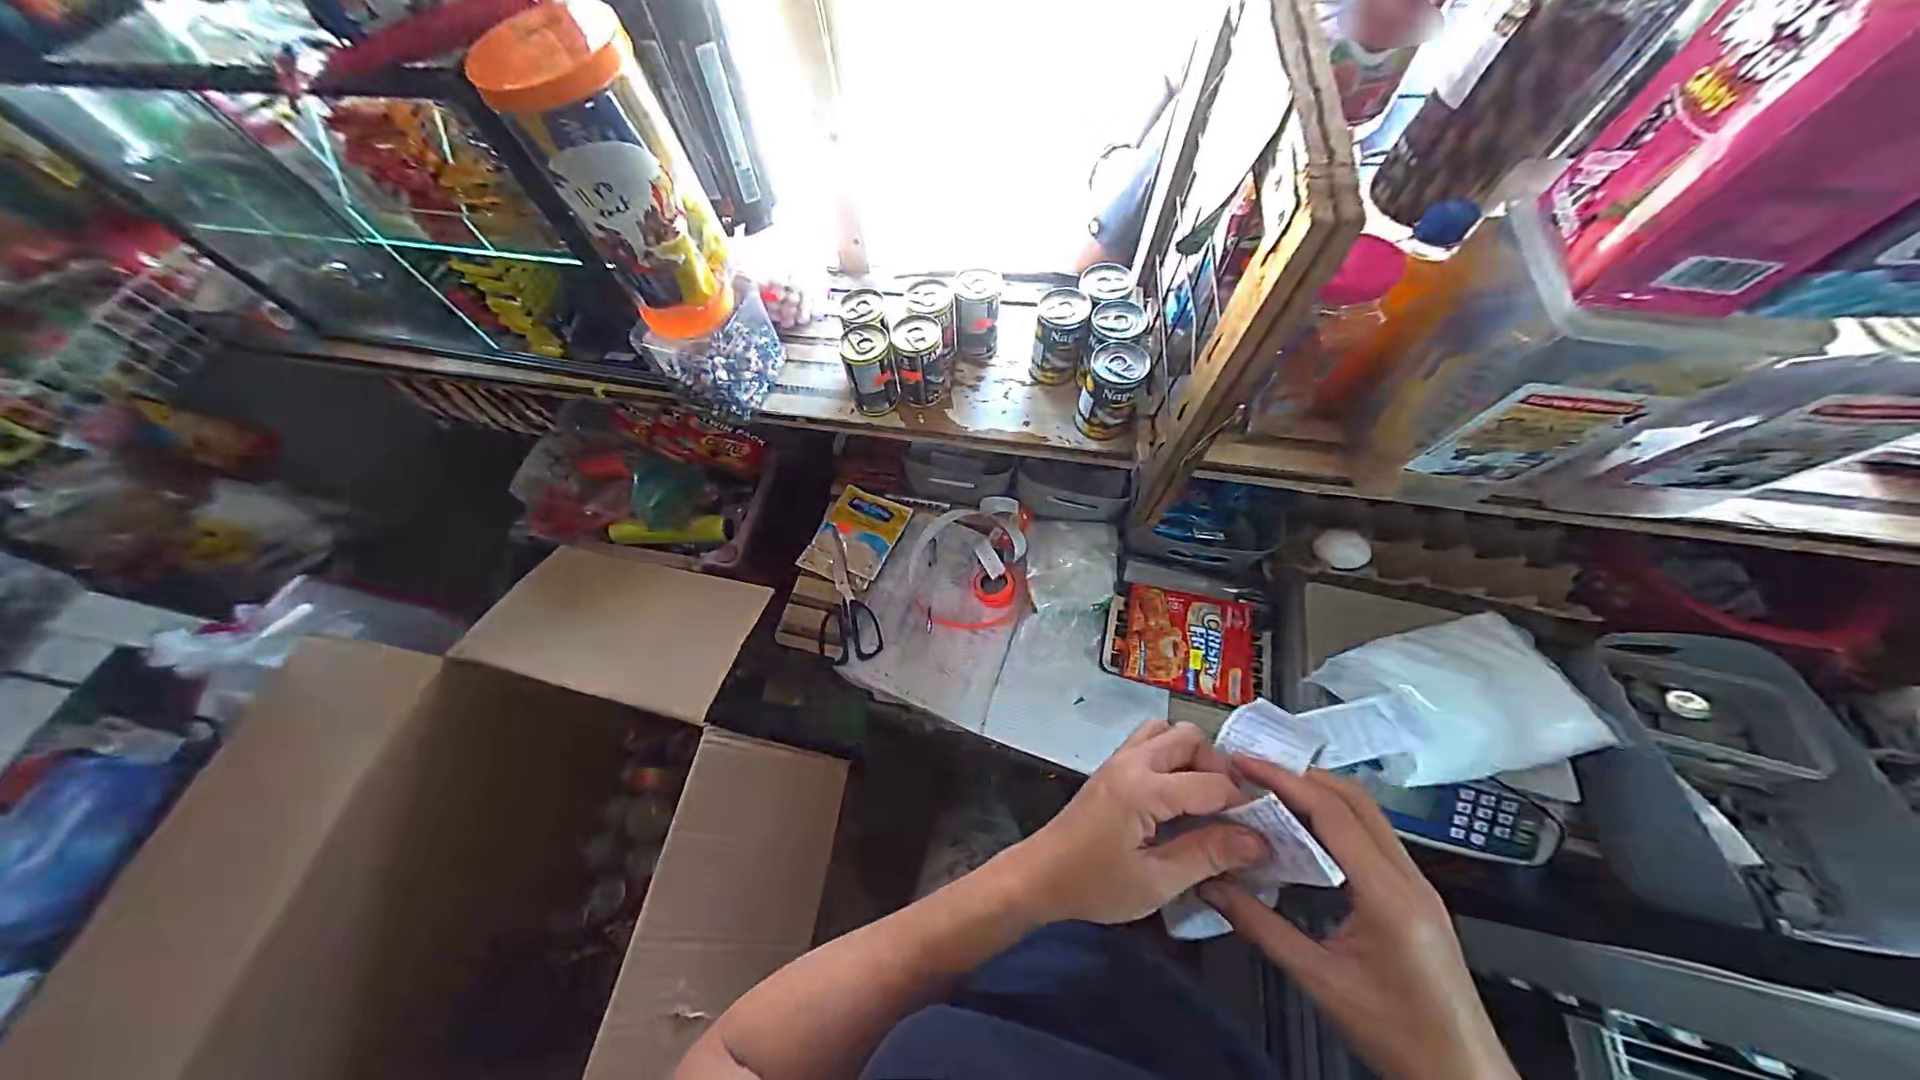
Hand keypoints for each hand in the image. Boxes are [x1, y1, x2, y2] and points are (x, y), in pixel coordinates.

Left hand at [992, 719, 1269, 924]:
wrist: (1041, 875)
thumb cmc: (1095, 884)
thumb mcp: (1157, 882)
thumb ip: (1208, 855)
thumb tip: (1257, 840)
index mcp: (1143, 789)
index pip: (1211, 783)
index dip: (1243, 806)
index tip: (1262, 831)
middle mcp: (1132, 762)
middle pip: (1190, 737)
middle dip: (1218, 768)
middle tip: (1228, 809)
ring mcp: (1119, 760)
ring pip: (1167, 731)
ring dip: (1192, 756)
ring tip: (1202, 798)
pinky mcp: (1112, 767)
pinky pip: (1149, 741)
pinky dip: (1171, 756)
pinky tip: (1176, 794)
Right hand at [1199, 760, 1519, 1079]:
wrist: (1465, 1079)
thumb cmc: (1398, 1036)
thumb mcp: (1318, 981)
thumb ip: (1260, 927)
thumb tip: (1212, 886)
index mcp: (1389, 895)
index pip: (1333, 814)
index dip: (1285, 781)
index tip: (1245, 763)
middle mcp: (1410, 879)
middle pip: (1355, 801)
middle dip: (1301, 776)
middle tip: (1253, 768)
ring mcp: (1418, 886)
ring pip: (1367, 815)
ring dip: (1319, 794)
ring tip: (1271, 789)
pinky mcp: (1416, 897)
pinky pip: (1372, 838)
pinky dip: (1334, 819)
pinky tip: (1303, 829)